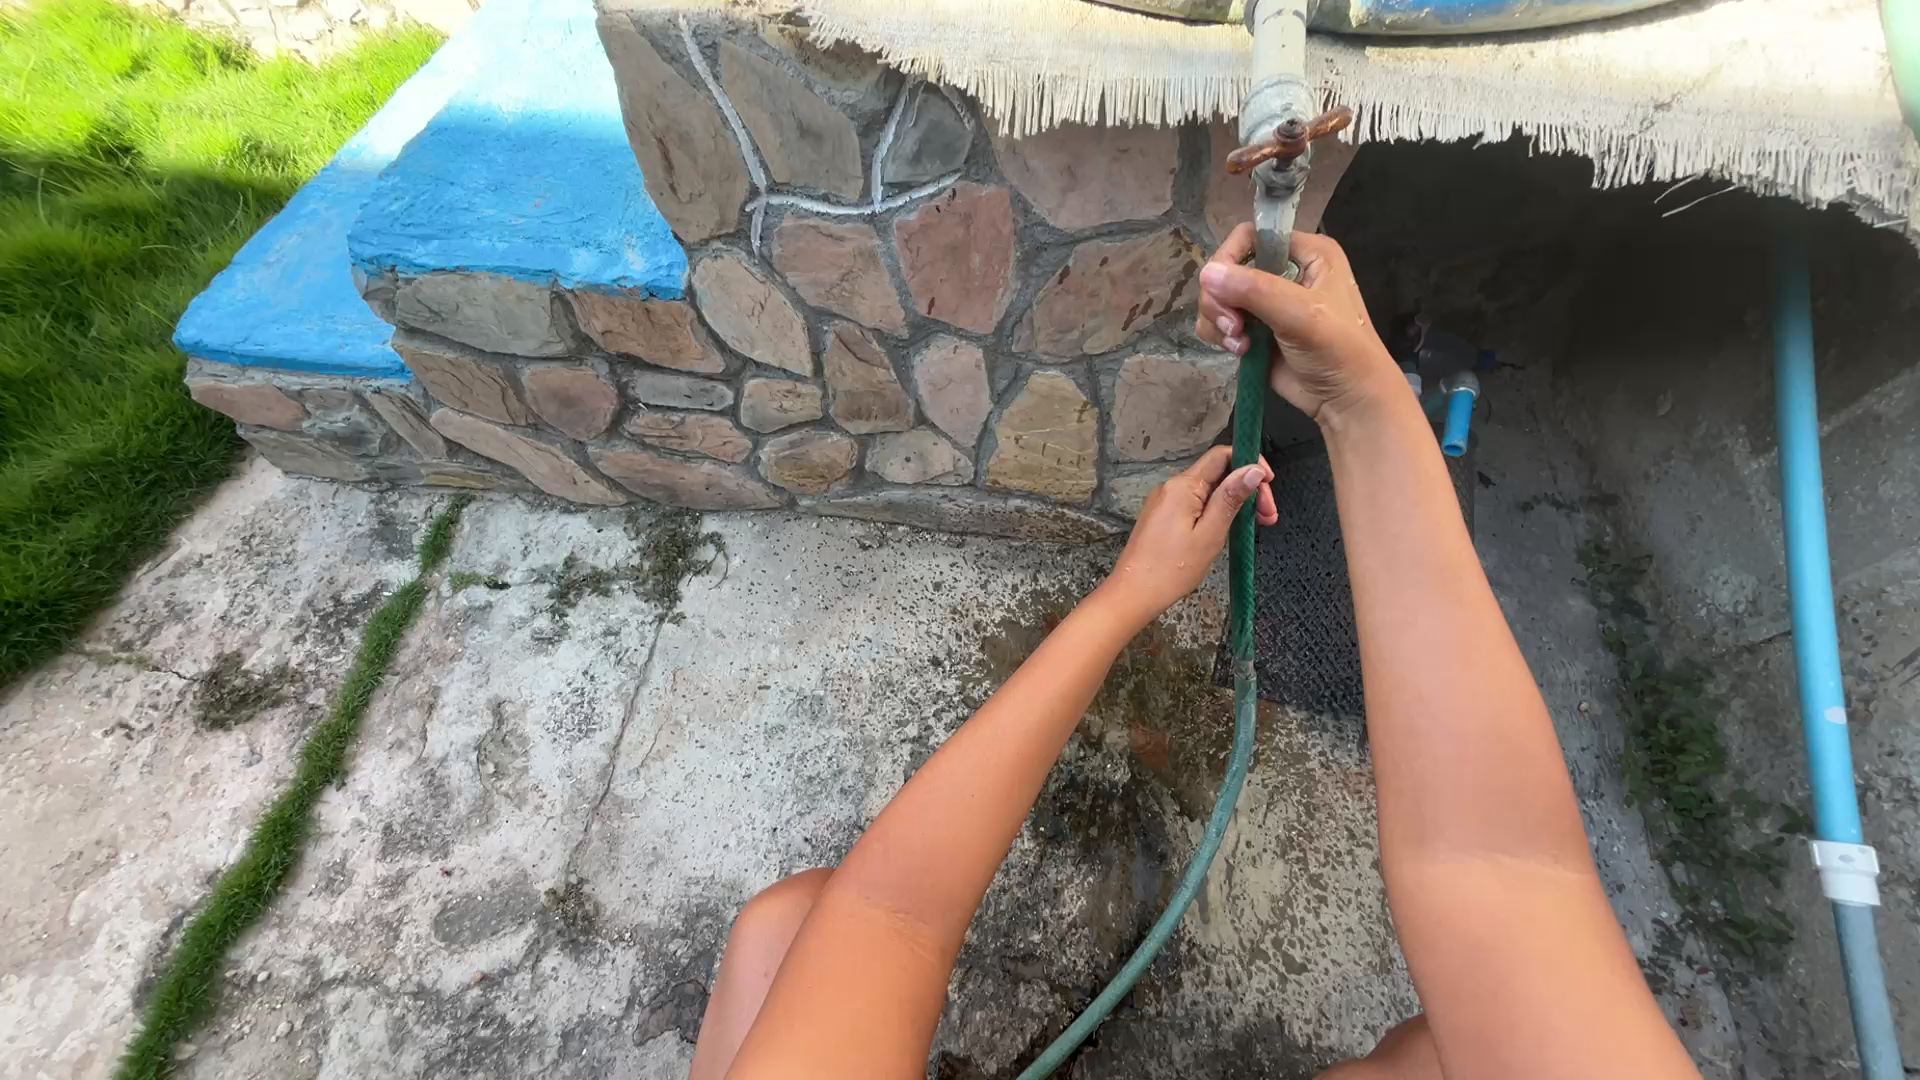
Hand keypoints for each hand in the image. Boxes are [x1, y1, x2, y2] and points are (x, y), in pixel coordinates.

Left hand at [1095, 446, 1276, 626]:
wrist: (1134, 593)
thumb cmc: (1169, 570)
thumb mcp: (1210, 533)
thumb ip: (1231, 499)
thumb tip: (1253, 470)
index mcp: (1182, 486)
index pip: (1222, 455)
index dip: (1250, 463)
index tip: (1269, 484)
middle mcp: (1171, 488)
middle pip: (1218, 473)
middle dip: (1247, 489)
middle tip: (1268, 516)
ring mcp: (1166, 502)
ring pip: (1209, 491)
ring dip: (1235, 504)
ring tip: (1255, 526)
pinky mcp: (1164, 517)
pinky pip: (1196, 505)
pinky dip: (1217, 513)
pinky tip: (1230, 530)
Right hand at [1194, 225, 1402, 425]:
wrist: (1346, 399)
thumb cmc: (1338, 350)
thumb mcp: (1301, 314)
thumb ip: (1255, 291)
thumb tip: (1205, 273)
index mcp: (1305, 253)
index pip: (1250, 237)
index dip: (1229, 259)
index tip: (1222, 290)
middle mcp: (1283, 272)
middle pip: (1226, 270)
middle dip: (1220, 300)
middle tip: (1234, 327)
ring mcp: (1266, 303)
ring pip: (1218, 299)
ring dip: (1218, 322)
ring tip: (1239, 344)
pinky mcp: (1254, 331)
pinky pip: (1218, 323)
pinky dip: (1220, 337)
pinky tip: (1239, 352)